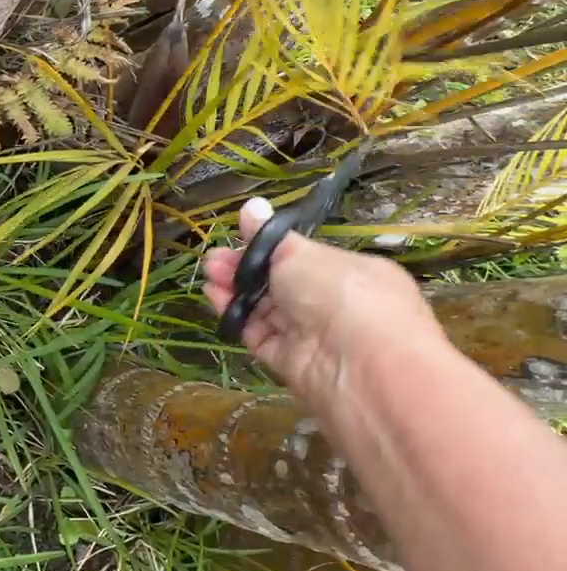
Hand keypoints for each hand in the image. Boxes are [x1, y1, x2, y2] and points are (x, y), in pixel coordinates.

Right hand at [203, 197, 439, 404]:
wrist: (360, 365)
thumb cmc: (342, 295)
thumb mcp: (302, 253)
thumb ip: (268, 236)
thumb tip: (251, 205)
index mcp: (351, 274)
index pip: (302, 258)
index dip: (266, 249)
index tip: (235, 239)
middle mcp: (333, 303)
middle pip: (277, 282)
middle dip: (242, 268)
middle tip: (212, 259)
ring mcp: (310, 332)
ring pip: (263, 306)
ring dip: (233, 288)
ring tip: (208, 274)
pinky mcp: (288, 358)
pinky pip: (256, 331)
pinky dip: (234, 313)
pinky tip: (213, 295)